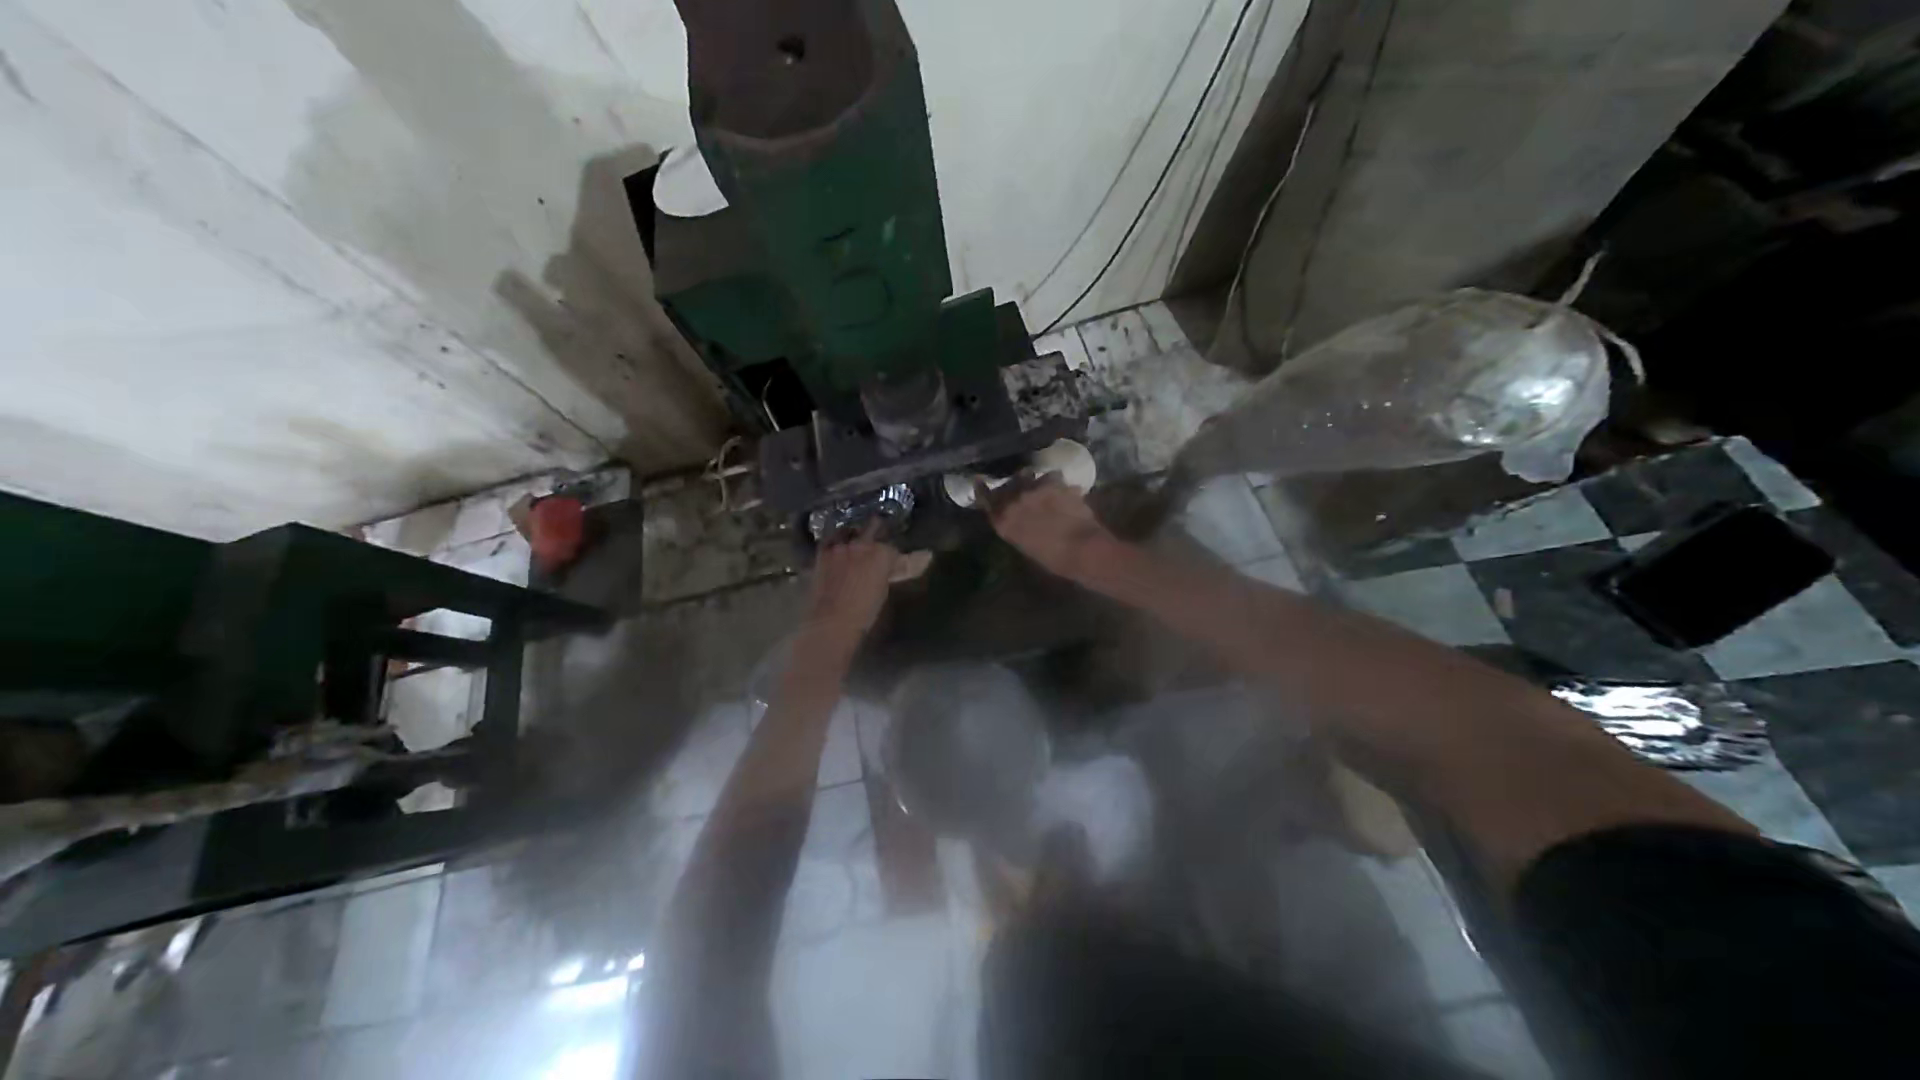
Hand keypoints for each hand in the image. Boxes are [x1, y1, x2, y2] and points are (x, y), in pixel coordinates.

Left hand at [804, 524, 900, 641]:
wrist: (832, 620)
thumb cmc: (864, 612)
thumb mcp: (883, 590)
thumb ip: (885, 572)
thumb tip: (885, 567)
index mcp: (883, 554)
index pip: (891, 548)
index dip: (891, 555)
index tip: (889, 562)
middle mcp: (863, 544)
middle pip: (872, 528)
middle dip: (876, 532)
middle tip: (874, 540)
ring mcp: (841, 546)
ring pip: (850, 531)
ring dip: (854, 537)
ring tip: (853, 543)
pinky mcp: (823, 552)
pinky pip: (831, 540)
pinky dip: (836, 543)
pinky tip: (836, 550)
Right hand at [978, 475, 1118, 580]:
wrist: (1083, 549)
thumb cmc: (1055, 559)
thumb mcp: (1027, 546)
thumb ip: (1017, 527)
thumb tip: (1021, 518)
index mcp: (1003, 521)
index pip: (985, 497)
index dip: (982, 488)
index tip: (979, 480)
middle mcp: (1014, 500)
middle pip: (1009, 483)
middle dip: (1015, 484)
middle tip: (1025, 489)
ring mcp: (1034, 488)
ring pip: (1031, 476)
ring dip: (1037, 482)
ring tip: (1047, 489)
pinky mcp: (1055, 482)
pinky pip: (1053, 477)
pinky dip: (1058, 484)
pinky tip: (1066, 491)